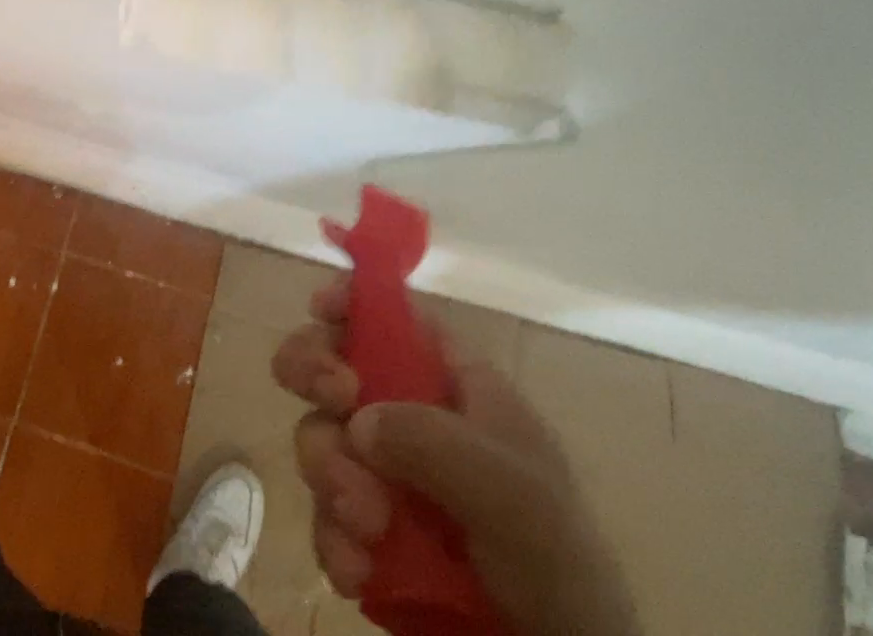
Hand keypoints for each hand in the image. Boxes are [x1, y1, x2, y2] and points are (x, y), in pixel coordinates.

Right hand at [271, 282, 640, 635]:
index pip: (400, 321)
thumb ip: (438, 445)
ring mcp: (383, 475)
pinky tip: (358, 570)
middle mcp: (413, 421)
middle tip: (332, 402)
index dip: (356, 302)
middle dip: (317, 378)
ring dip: (331, 477)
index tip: (320, 309)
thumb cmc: (555, 565)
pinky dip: (331, 537)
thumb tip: (356, 419)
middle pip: (335, 365)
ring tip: (367, 530)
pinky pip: (320, 509)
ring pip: (320, 439)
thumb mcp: (515, 497)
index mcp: (460, 392)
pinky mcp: (362, 528)